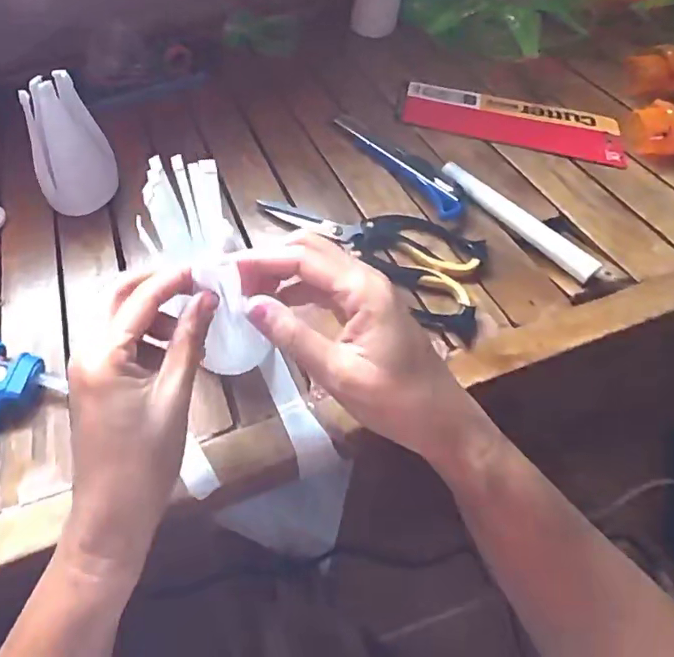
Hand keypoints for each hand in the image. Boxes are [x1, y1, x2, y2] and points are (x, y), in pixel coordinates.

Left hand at [62, 267, 214, 580]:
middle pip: (117, 296)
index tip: (203, 268)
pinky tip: (173, 350)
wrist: (111, 517)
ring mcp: (85, 362)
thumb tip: (207, 300)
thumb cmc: (146, 462)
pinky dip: (143, 336)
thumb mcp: (174, 398)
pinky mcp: (91, 377)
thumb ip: (188, 343)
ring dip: (151, 312)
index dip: (173, 279)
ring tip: (191, 325)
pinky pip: (116, 341)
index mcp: (102, 353)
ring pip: (117, 317)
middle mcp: (85, 348)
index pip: (139, 298)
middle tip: (193, 283)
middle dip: (155, 284)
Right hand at [234, 233, 492, 468]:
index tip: (225, 270)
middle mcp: (365, 277)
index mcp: (362, 289)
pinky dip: (293, 283)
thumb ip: (292, 336)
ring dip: (279, 268)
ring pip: (314, 260)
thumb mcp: (339, 374)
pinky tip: (274, 302)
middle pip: (307, 247)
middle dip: (266, 257)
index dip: (259, 260)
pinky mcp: (365, 303)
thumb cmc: (397, 403)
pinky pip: (322, 280)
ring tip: (246, 288)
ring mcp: (367, 289)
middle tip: (232, 277)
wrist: (448, 426)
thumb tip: (249, 305)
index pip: (300, 257)